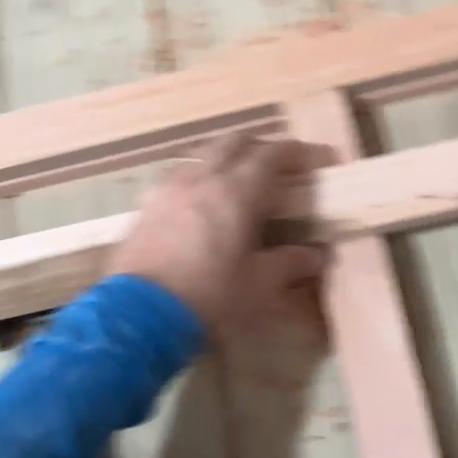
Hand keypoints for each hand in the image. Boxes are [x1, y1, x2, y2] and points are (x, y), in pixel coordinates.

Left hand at [107, 135, 332, 339]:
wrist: (138, 315)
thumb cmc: (209, 296)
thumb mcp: (258, 285)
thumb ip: (290, 263)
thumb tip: (318, 254)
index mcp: (236, 191)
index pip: (272, 154)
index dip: (298, 151)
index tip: (317, 157)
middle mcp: (201, 178)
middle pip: (234, 141)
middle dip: (260, 146)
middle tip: (277, 164)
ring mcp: (169, 188)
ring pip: (202, 154)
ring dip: (225, 157)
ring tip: (237, 178)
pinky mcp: (146, 205)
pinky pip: (178, 175)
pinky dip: (197, 176)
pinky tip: (199, 198)